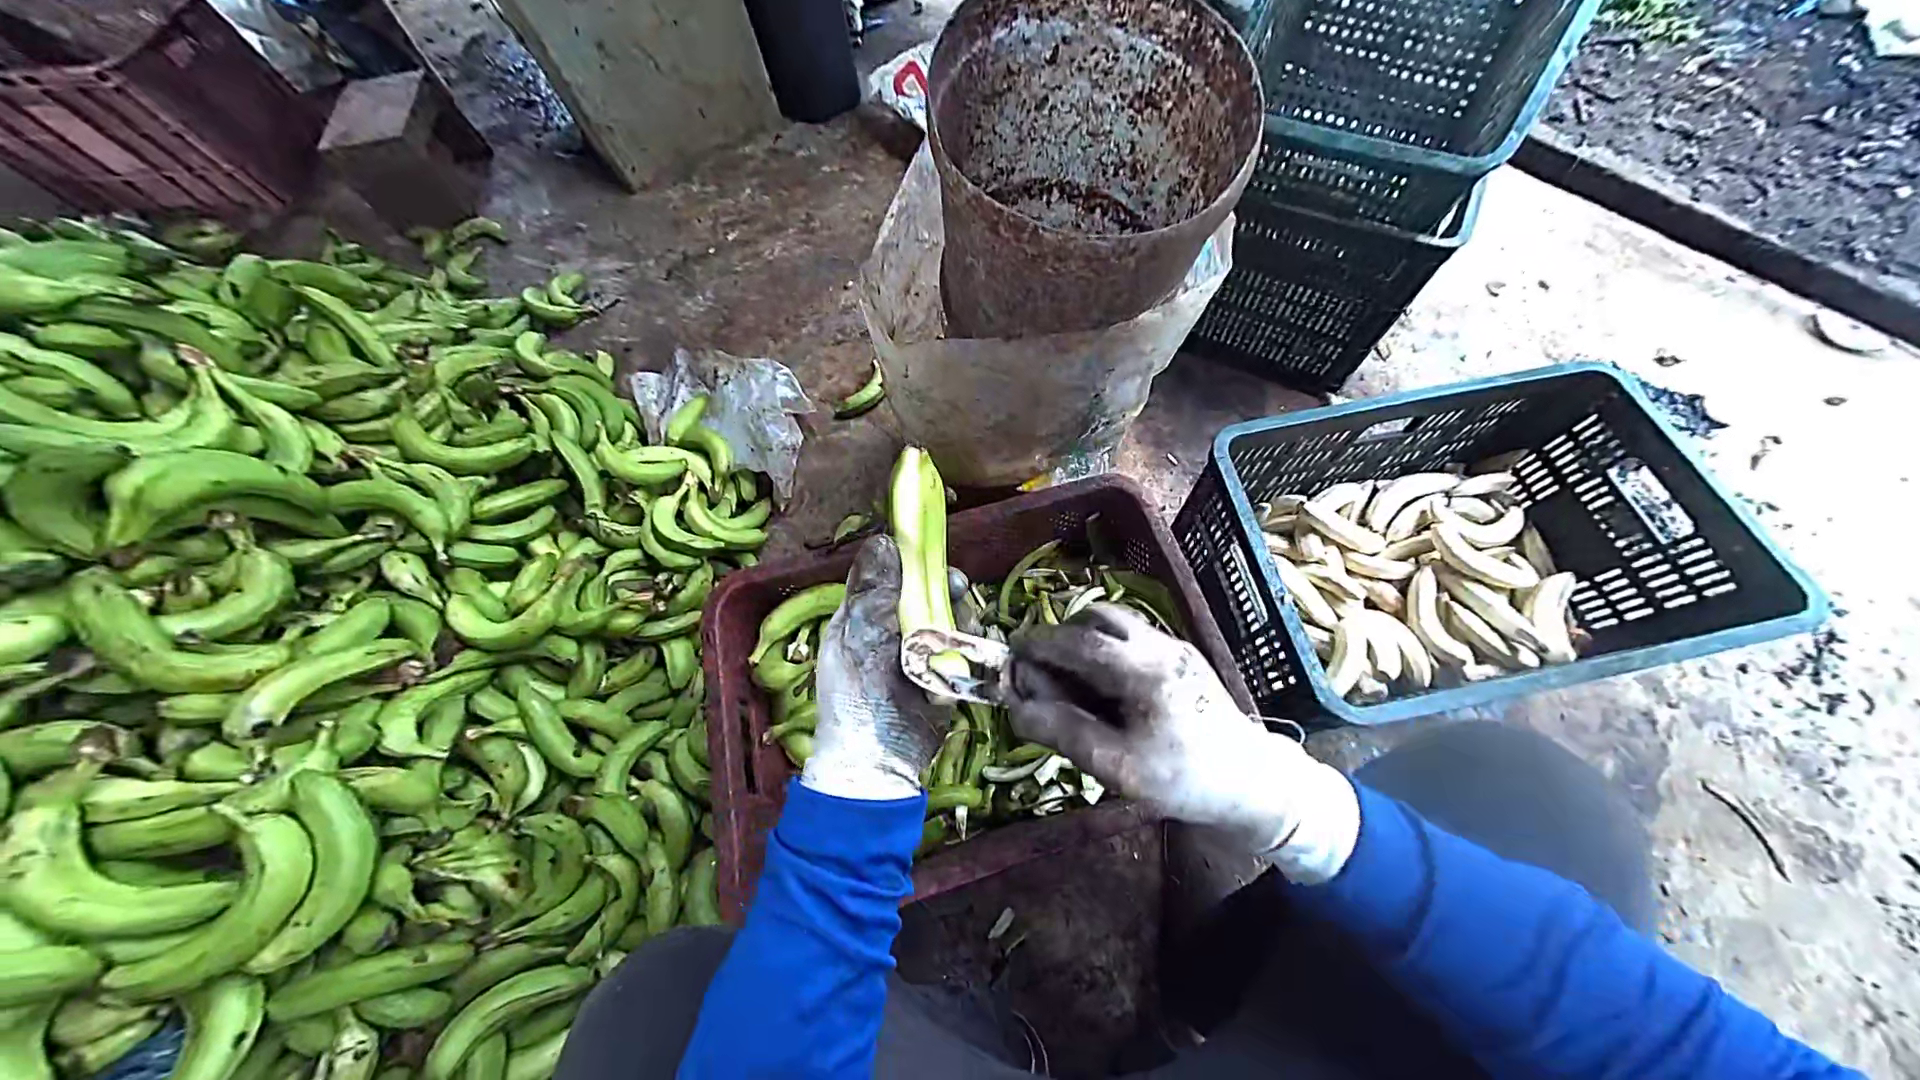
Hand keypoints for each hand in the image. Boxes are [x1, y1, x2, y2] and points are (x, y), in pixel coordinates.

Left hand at [801, 536, 953, 800]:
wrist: (877, 760)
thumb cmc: (856, 694)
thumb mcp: (856, 636)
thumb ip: (871, 590)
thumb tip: (883, 540)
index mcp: (866, 616)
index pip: (893, 575)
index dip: (912, 560)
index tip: (929, 551)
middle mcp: (895, 629)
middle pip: (929, 593)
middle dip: (944, 588)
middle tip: (955, 587)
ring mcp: (923, 653)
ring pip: (952, 618)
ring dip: (959, 617)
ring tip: (959, 626)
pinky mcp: (946, 674)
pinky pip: (965, 649)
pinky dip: (969, 646)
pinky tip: (965, 651)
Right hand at [1005, 604, 1358, 882]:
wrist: (1253, 781)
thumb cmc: (1183, 780)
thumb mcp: (1117, 767)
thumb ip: (1064, 732)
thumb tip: (1017, 707)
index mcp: (1143, 673)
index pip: (1077, 643)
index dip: (1038, 644)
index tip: (1012, 650)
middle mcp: (1158, 647)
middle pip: (1096, 618)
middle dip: (1060, 636)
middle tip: (1039, 664)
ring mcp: (1174, 645)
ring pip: (1115, 620)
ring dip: (1083, 636)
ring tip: (1068, 672)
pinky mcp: (1182, 652)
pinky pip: (1132, 634)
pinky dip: (1104, 645)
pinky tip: (1101, 679)